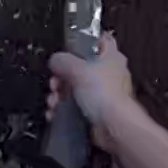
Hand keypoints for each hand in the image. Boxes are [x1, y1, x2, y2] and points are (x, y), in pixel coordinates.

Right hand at [48, 33, 139, 152]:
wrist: (114, 127)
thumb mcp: (78, 69)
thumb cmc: (102, 92)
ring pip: (73, 88)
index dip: (83, 40)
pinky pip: (73, 106)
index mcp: (110, 56)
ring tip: (53, 101)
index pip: (99, 39)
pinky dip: (62, 109)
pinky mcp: (94, 111)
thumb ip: (63, 60)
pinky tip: (53, 113)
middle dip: (60, 76)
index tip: (66, 47)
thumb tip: (54, 60)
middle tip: (54, 83)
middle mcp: (107, 73)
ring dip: (58, 95)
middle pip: (78, 66)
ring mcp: (101, 93)